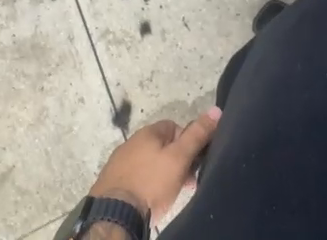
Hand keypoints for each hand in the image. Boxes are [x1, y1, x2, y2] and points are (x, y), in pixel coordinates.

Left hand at [88, 107, 221, 222]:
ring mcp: (118, 164)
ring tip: (169, 194)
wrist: (113, 216)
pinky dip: (144, 185)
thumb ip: (197, 135)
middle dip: (176, 161)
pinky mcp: (110, 184)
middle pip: (162, 147)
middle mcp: (131, 143)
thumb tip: (216, 110)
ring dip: (161, 174)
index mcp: (147, 132)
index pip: (175, 127)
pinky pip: (135, 178)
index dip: (188, 142)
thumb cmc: (151, 183)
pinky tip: (149, 199)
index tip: (194, 162)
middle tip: (185, 182)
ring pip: (148, 164)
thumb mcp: (180, 158)